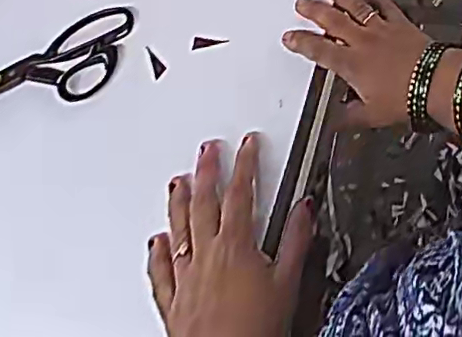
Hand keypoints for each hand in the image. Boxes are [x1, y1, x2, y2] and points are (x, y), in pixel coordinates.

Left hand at [147, 135, 313, 336]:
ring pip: (180, 232)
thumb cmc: (256, 331)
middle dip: (207, 173)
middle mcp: (207, 258)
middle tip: (207, 151)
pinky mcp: (173, 307)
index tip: (247, 145)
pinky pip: (162, 274)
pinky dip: (158, 254)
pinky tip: (156, 241)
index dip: (245, 164)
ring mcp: (186, 282)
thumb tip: (304, 207)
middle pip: (205, 205)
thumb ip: (297, 240)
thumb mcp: (288, 282)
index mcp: (236, 246)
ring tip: (178, 182)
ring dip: (179, 204)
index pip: (241, 194)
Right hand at [282, 0, 428, 128]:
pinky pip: (386, 6)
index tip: (291, 36)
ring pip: (356, 7)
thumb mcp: (371, 116)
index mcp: (352, 64)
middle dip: (315, 10)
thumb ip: (349, 116)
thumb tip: (336, 122)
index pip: (319, 50)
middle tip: (303, 2)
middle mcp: (364, 42)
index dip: (302, 42)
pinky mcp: (401, 24)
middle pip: (333, 21)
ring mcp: (383, 29)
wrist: (434, 81)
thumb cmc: (405, 98)